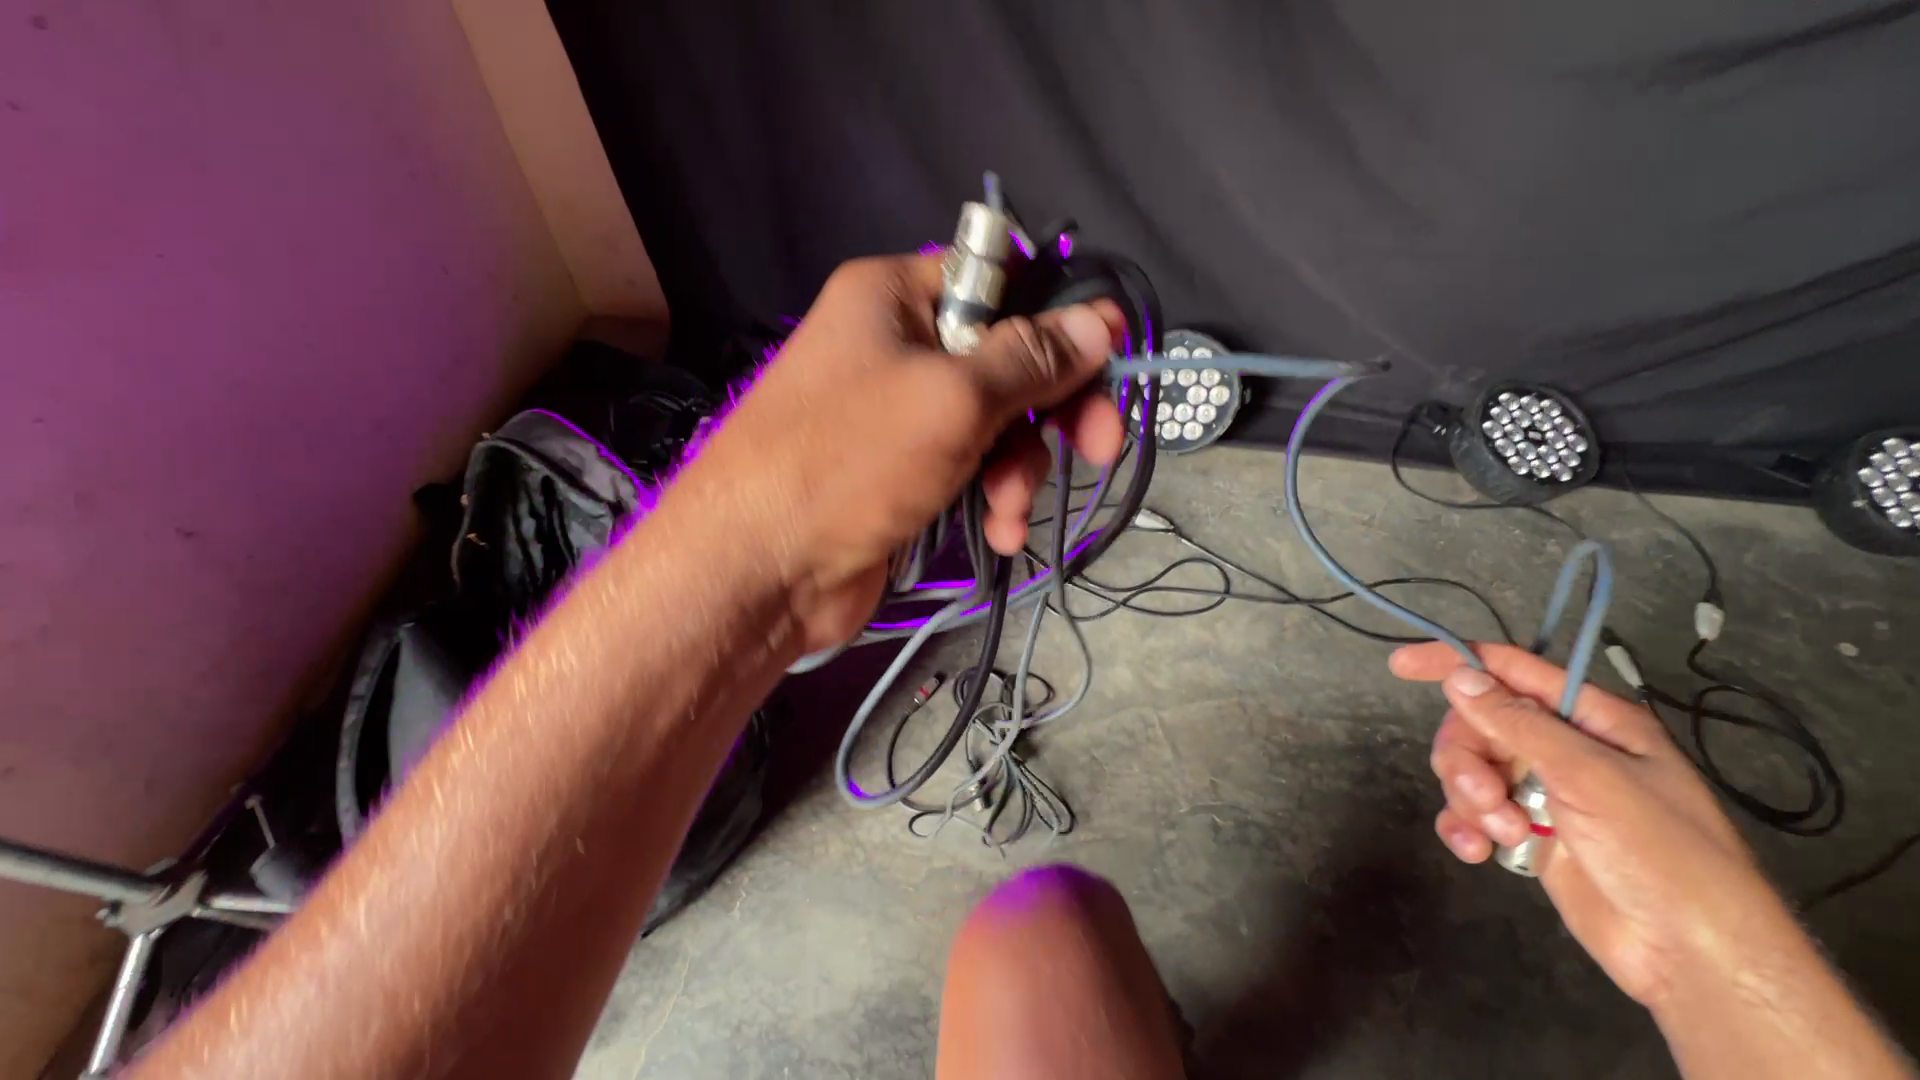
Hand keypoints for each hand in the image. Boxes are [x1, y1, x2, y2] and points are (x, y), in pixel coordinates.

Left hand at [664, 253, 1125, 651]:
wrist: (756, 572)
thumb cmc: (846, 461)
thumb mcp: (950, 399)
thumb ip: (1030, 360)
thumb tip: (1101, 321)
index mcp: (894, 296)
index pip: (999, 282)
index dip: (1058, 318)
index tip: (1111, 356)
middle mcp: (896, 346)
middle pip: (1007, 360)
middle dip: (1053, 409)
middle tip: (1100, 445)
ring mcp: (898, 417)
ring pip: (997, 424)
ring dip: (1020, 469)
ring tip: (1010, 510)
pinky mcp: (903, 476)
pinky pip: (972, 470)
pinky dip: (993, 499)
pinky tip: (1001, 534)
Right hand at [1390, 642, 1794, 1009]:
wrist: (1691, 955)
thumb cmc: (1660, 853)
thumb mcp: (1588, 776)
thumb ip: (1517, 723)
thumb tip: (1460, 676)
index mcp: (1591, 720)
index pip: (1510, 671)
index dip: (1454, 663)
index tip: (1400, 666)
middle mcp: (1564, 749)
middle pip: (1478, 726)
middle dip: (1467, 760)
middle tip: (1481, 796)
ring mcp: (1545, 793)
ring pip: (1470, 770)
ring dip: (1471, 799)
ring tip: (1501, 835)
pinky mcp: (1530, 833)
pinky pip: (1474, 813)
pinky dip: (1466, 827)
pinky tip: (1476, 852)